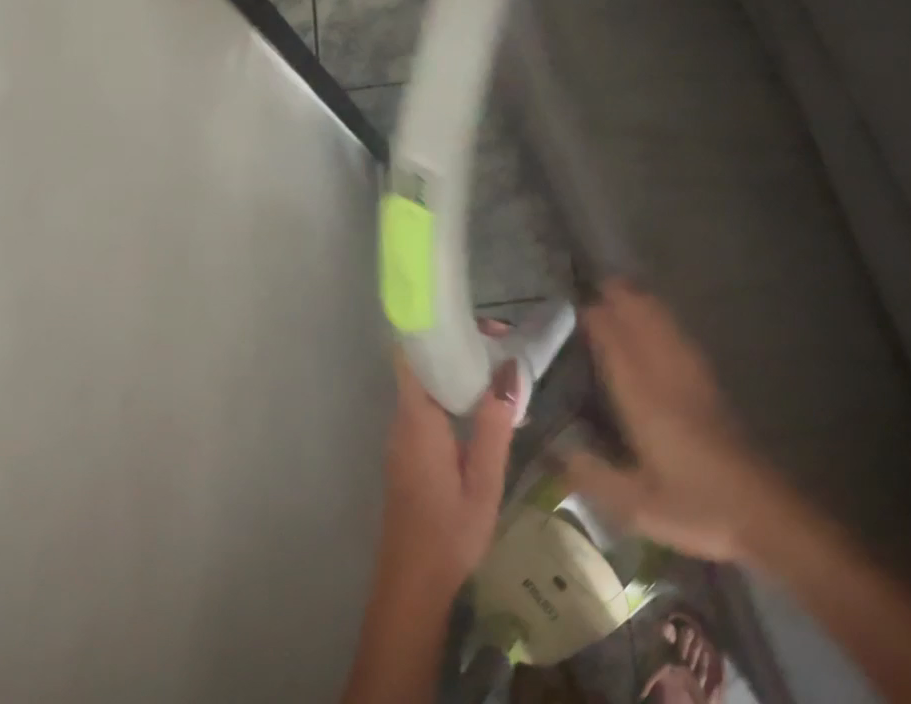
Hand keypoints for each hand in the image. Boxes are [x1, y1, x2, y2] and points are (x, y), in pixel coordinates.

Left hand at [342, 330, 520, 703]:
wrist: (412, 585)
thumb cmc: (450, 533)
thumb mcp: (484, 480)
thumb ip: (495, 424)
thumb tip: (509, 369)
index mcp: (417, 421)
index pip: (412, 355)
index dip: (440, 329)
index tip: (484, 325)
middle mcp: (402, 422)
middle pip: (422, 365)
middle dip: (461, 346)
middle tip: (506, 343)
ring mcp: (402, 438)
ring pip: (426, 386)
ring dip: (460, 371)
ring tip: (504, 369)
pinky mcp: (408, 454)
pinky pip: (428, 408)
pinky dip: (454, 395)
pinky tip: (486, 407)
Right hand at [563, 282, 790, 562]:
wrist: (762, 512)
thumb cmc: (696, 508)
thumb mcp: (635, 505)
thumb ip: (593, 476)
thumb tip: (556, 452)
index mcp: (646, 403)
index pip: (619, 350)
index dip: (601, 324)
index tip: (582, 305)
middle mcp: (669, 382)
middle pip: (646, 329)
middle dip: (625, 303)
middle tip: (602, 282)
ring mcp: (695, 384)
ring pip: (668, 332)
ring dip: (647, 307)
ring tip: (628, 289)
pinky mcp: (712, 392)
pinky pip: (683, 344)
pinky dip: (668, 325)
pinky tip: (665, 325)